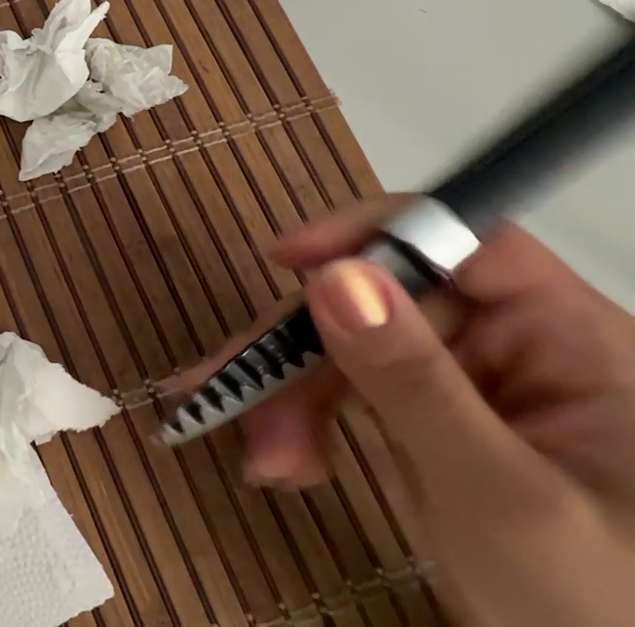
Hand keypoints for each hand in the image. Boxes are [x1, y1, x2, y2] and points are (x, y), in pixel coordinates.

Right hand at [180, 197, 634, 626]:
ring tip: (266, 460)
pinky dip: (301, 421)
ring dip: (288, 397)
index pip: (464, 245)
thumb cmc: (595, 602)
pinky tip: (283, 461)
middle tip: (232, 396)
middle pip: (379, 303)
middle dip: (300, 355)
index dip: (370, 237)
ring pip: (346, 348)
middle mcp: (519, 349)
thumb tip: (332, 276)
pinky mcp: (431, 421)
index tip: (282, 263)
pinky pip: (346, 391)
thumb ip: (414, 382)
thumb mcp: (496, 493)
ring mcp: (470, 386)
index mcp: (570, 342)